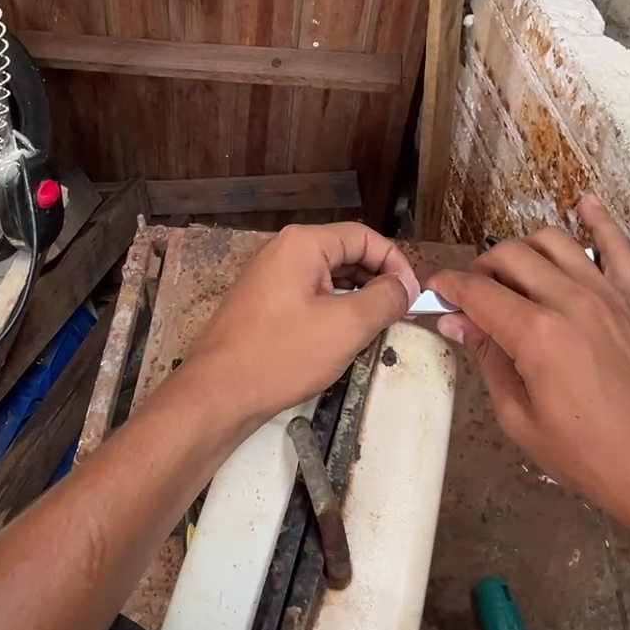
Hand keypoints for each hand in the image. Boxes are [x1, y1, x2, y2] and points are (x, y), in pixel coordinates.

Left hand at [177, 223, 419, 426]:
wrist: (216, 393)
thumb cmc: (280, 355)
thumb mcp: (346, 327)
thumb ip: (384, 299)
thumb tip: (405, 286)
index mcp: (303, 243)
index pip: (364, 236)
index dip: (395, 263)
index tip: (412, 296)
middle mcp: (284, 250)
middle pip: (346, 253)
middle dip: (377, 280)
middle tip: (399, 314)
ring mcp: (270, 276)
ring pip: (329, 276)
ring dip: (356, 297)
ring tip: (376, 328)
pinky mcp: (264, 302)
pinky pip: (310, 294)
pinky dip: (333, 309)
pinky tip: (343, 337)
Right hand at [429, 197, 629, 541]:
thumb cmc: (592, 459)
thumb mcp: (520, 419)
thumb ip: (488, 359)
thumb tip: (456, 322)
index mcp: (537, 334)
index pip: (476, 290)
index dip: (447, 286)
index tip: (435, 292)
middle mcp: (571, 301)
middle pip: (509, 256)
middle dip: (481, 269)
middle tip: (474, 296)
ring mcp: (610, 295)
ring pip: (554, 240)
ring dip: (524, 249)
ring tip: (516, 275)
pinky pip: (618, 247)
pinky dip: (599, 221)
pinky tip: (585, 204)